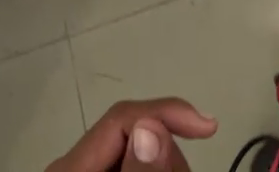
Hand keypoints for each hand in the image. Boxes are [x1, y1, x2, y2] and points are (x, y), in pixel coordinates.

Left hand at [45, 98, 216, 171]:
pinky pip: (136, 166)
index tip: (209, 127)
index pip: (122, 117)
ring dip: (167, 166)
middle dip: (170, 152)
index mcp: (69, 167)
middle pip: (136, 134)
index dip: (167, 112)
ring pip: (143, 152)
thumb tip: (151, 126)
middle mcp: (76, 164)